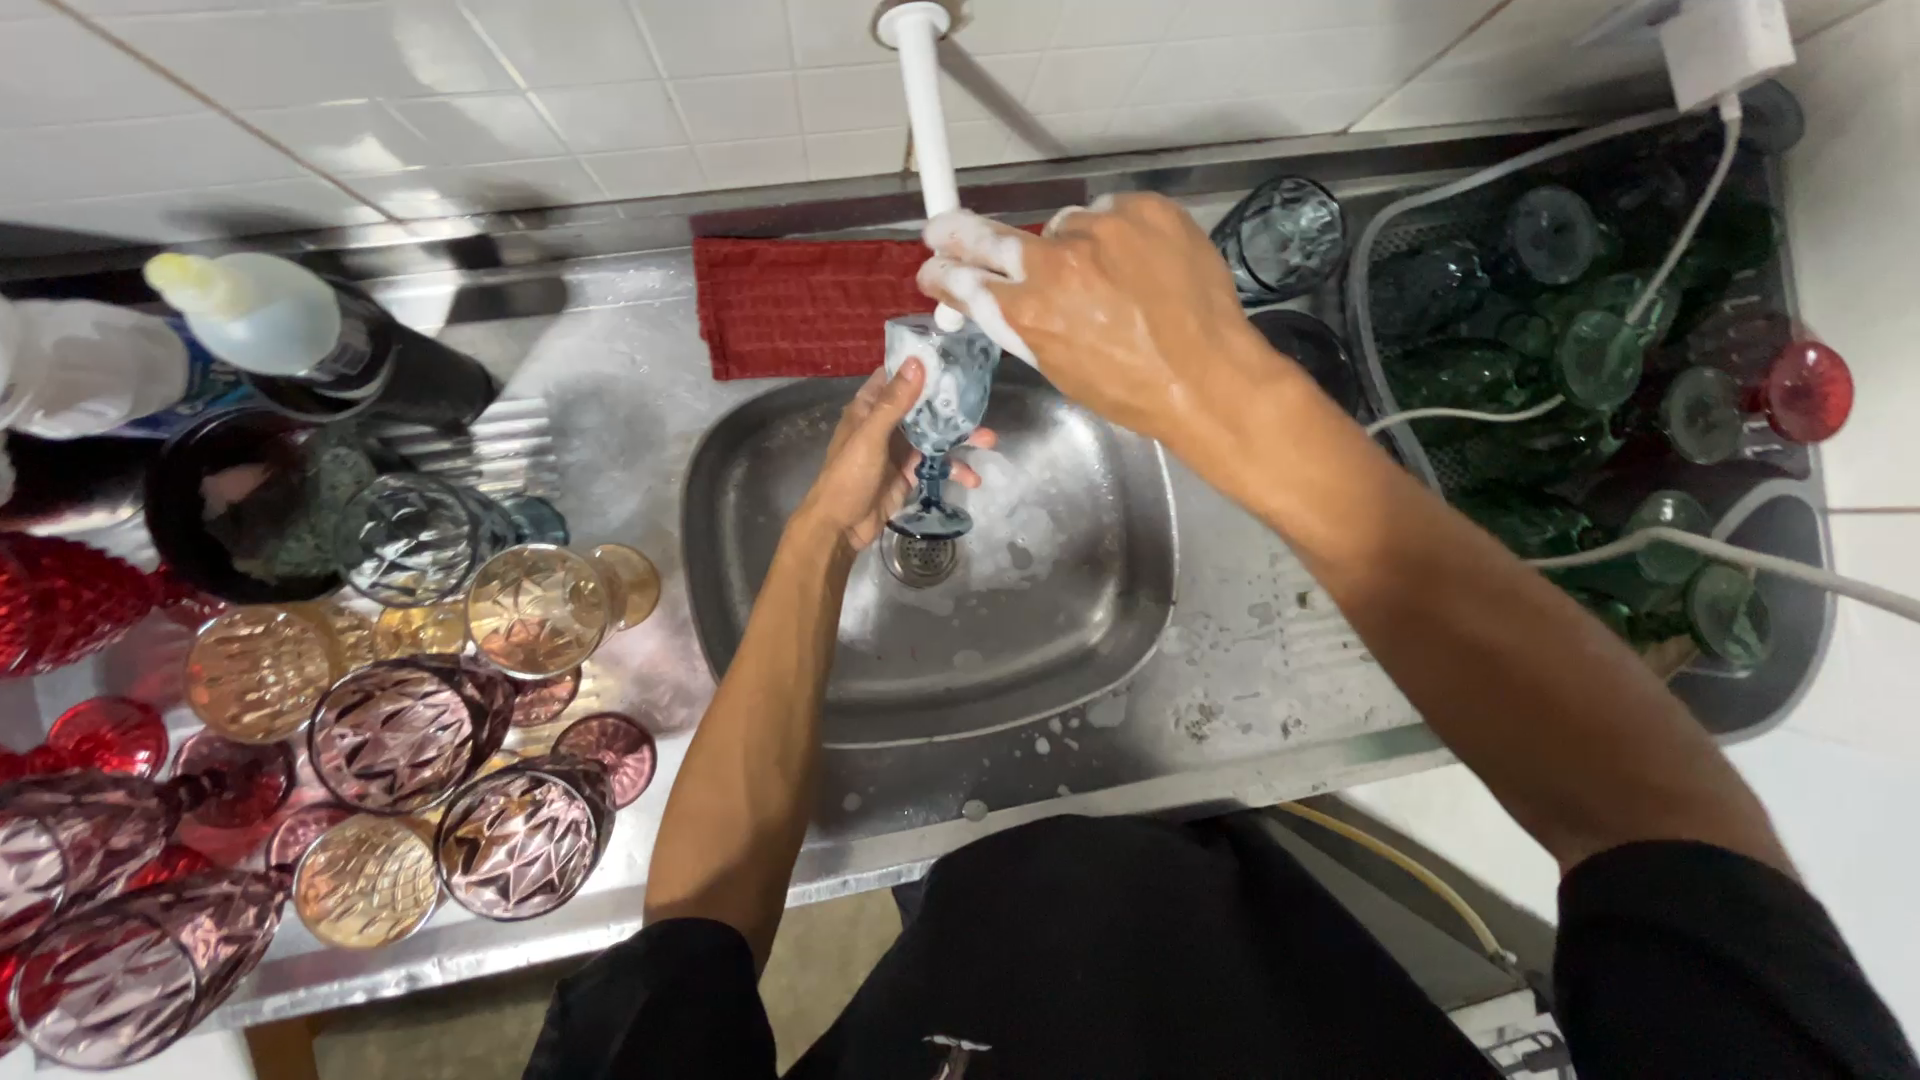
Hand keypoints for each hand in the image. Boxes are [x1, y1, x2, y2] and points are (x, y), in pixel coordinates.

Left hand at [791, 359, 996, 555]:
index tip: (952, 359)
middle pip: (923, 407)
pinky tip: (972, 477)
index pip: (896, 377)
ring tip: (989, 441)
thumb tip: (917, 363)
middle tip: (982, 404)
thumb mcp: (870, 437)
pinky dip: (954, 469)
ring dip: (960, 439)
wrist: (841, 526)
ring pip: (934, 436)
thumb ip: (893, 402)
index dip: (921, 367)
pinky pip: (936, 464)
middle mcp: (886, 424)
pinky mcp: (909, 473)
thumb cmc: (849, 476)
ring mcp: (899, 449)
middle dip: (952, 406)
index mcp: (870, 408)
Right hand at [914, 195, 1307, 464]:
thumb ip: (1025, 325)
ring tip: (1105, 279)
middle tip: (940, 229)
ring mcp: (1103, 230)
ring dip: (1070, 247)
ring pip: (1064, 226)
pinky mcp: (1145, 209)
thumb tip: (1003, 299)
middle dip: (958, 234)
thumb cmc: (1132, 390)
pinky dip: (1114, 234)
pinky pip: (1110, 213)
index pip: (966, 281)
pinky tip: (1134, 264)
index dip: (943, 274)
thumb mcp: (1061, 368)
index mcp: (1031, 313)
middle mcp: (1058, 264)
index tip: (932, 267)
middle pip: (990, 236)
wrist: (1208, 375)